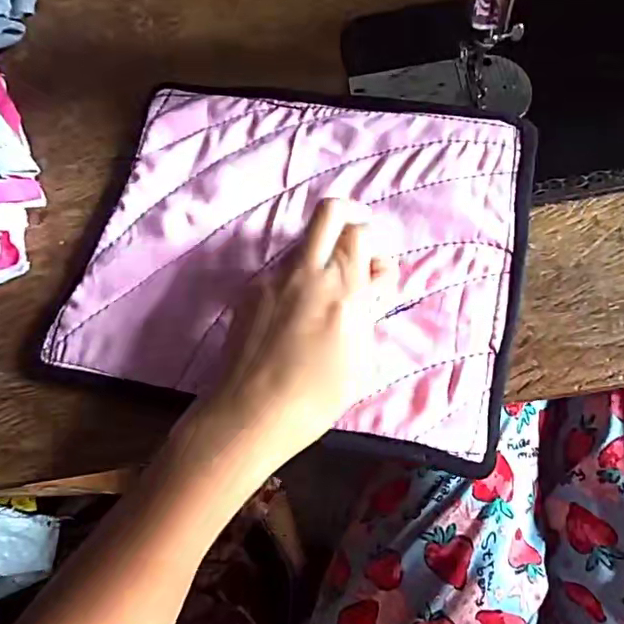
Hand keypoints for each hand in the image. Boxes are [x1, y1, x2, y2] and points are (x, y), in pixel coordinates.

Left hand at [178, 198, 392, 476]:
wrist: (251, 412)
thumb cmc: (317, 396)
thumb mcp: (361, 356)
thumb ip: (370, 307)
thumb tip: (374, 277)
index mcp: (342, 287)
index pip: (360, 232)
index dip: (373, 244)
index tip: (374, 268)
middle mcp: (306, 272)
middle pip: (329, 212)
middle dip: (348, 214)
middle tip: (354, 239)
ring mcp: (273, 278)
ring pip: (302, 242)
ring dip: (319, 253)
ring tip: (323, 292)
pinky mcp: (249, 291)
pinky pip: (280, 270)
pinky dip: (295, 278)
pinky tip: (294, 313)